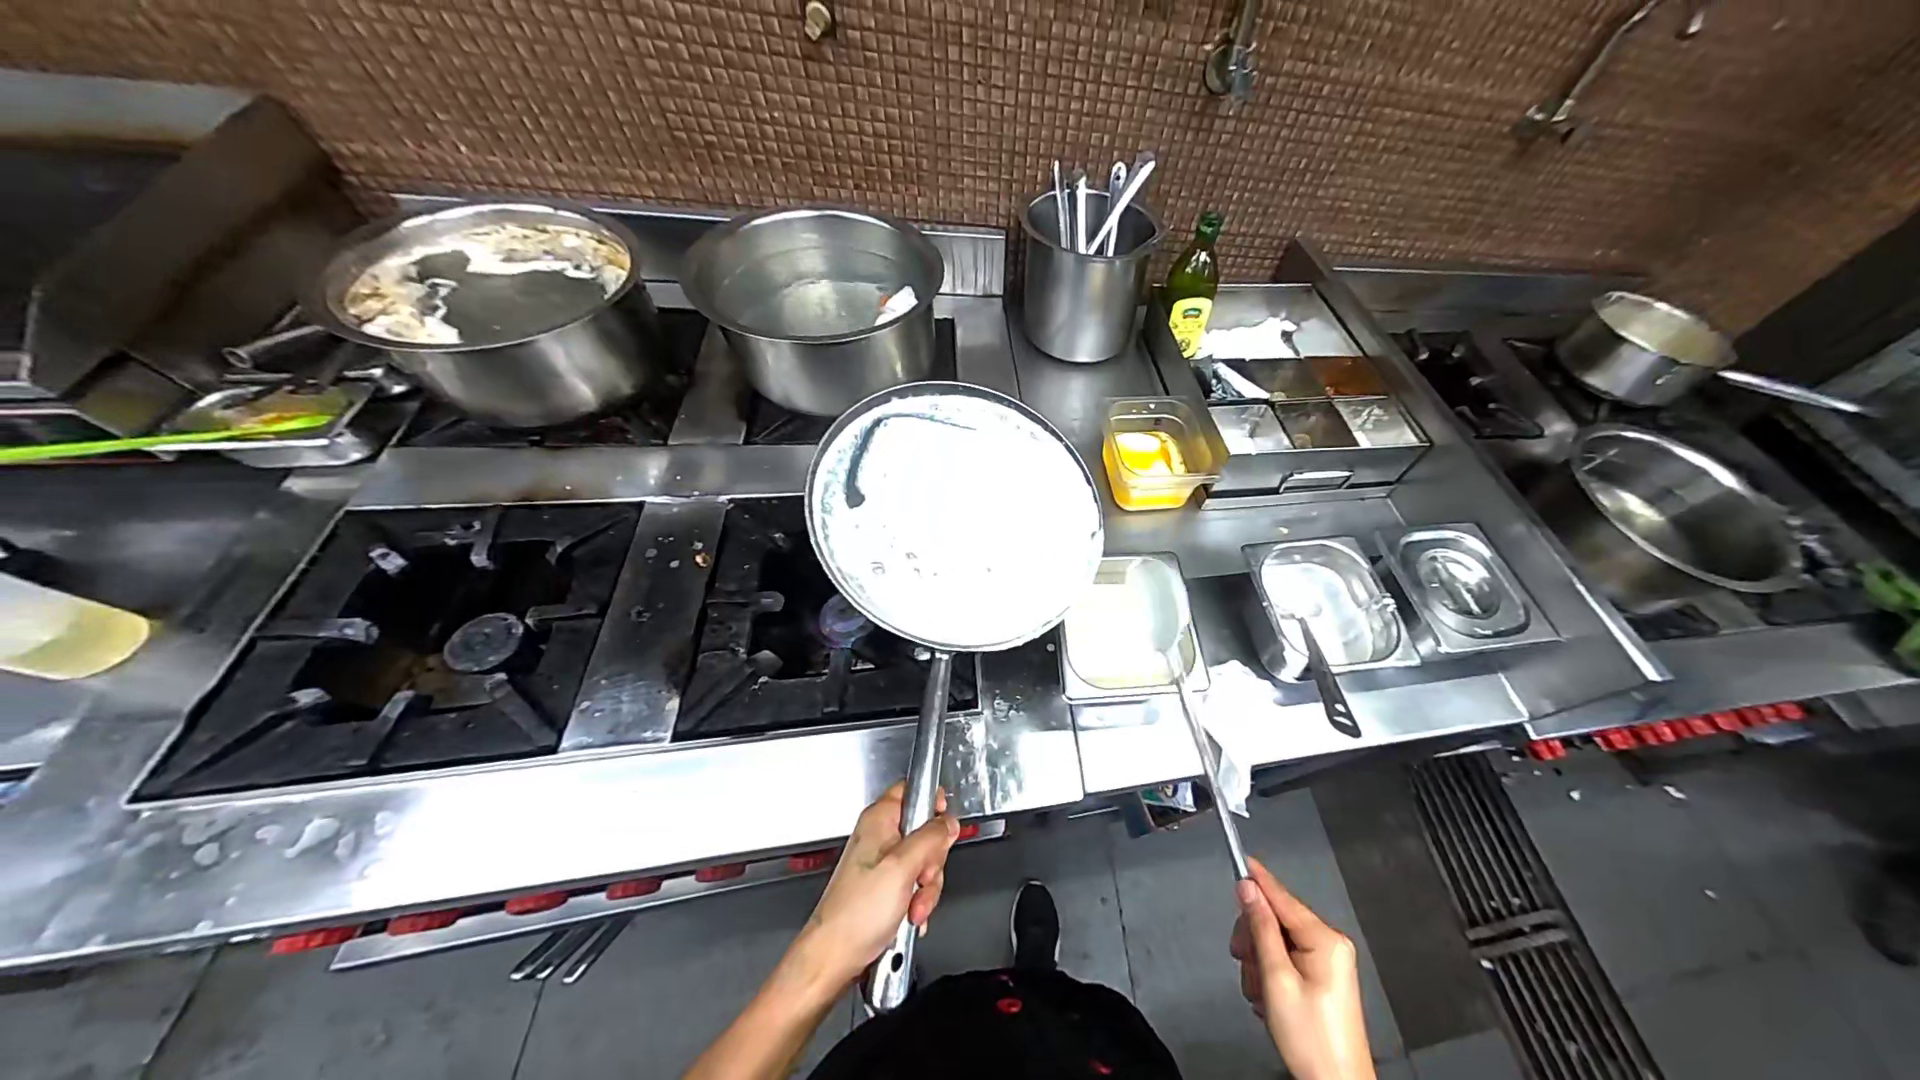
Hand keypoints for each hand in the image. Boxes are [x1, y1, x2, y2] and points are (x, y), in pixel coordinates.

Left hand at [790, 782, 959, 986]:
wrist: (834, 956)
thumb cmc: (856, 912)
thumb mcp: (903, 866)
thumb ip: (931, 838)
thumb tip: (949, 822)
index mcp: (879, 819)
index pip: (913, 790)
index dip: (932, 804)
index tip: (941, 828)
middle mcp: (880, 836)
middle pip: (926, 831)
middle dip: (933, 860)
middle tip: (920, 877)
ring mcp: (883, 862)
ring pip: (925, 861)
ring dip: (927, 888)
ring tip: (913, 907)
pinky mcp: (885, 886)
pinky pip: (916, 884)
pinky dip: (918, 901)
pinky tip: (909, 917)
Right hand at [1230, 857, 1374, 1079]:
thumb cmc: (1311, 1039)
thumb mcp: (1276, 978)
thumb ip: (1260, 928)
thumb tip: (1248, 890)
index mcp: (1325, 940)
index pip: (1283, 898)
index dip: (1259, 880)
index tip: (1241, 860)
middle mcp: (1329, 945)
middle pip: (1274, 919)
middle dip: (1253, 940)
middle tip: (1245, 962)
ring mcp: (1326, 962)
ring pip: (1273, 941)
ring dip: (1258, 963)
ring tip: (1261, 992)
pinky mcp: (1320, 977)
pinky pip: (1282, 958)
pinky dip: (1268, 974)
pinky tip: (1268, 997)